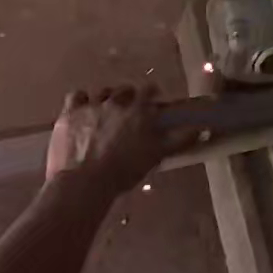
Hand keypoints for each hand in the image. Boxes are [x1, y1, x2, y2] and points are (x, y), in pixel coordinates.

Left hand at [44, 86, 178, 193]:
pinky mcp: (69, 114)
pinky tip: (83, 110)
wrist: (84, 182)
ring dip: (106, 98)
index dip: (152, 93)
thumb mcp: (158, 155)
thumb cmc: (125, 170)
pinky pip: (76, 96)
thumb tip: (203, 128)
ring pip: (101, 92)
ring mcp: (91, 106)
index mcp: (139, 111)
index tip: (154, 100)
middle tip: (129, 109)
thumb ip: (181, 139)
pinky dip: (81, 100)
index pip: (149, 90)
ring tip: (105, 109)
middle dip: (129, 96)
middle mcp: (116, 102)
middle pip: (124, 90)